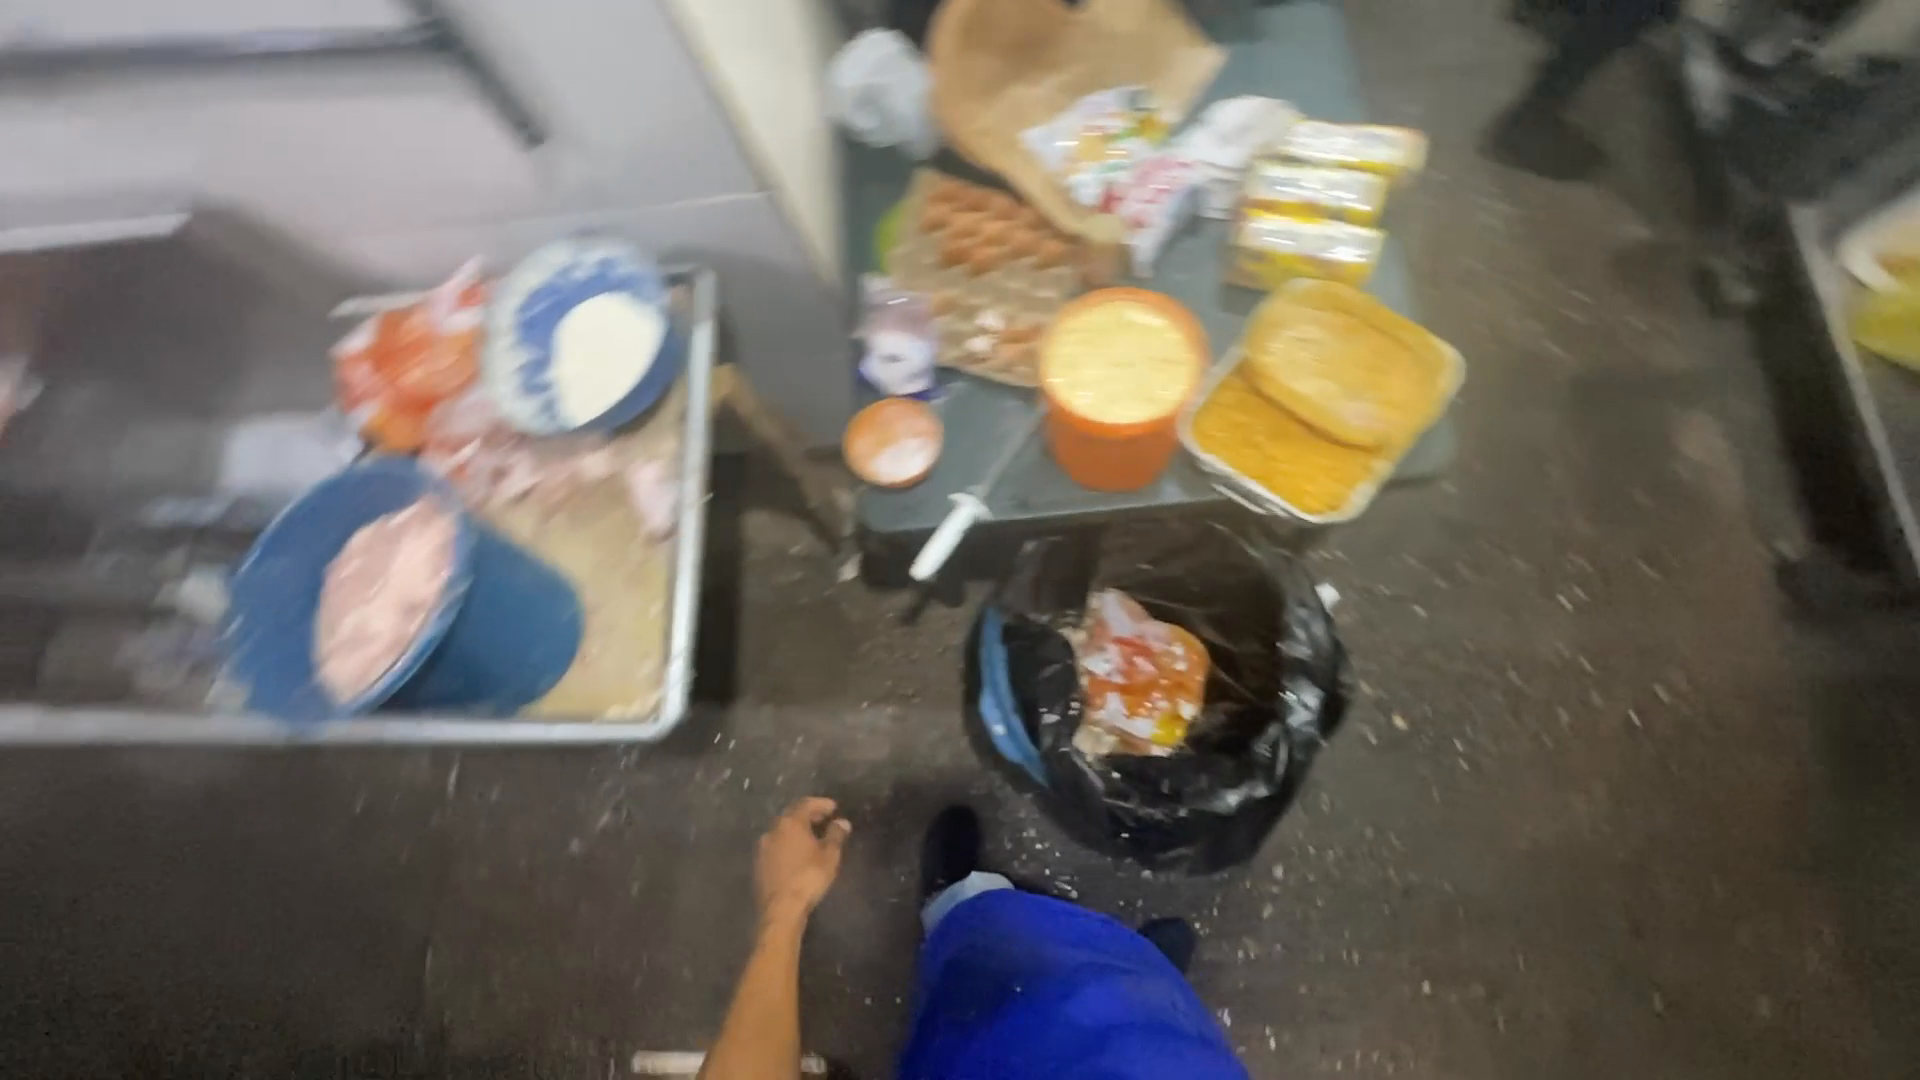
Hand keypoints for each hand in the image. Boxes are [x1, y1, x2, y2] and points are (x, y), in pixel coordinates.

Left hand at [756, 798, 850, 929]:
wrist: (780, 909)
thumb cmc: (808, 878)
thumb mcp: (829, 856)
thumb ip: (836, 835)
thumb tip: (841, 822)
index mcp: (791, 823)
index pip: (806, 804)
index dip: (821, 803)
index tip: (834, 807)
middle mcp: (773, 830)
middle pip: (791, 815)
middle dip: (808, 815)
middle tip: (823, 819)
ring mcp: (763, 847)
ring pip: (782, 830)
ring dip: (796, 829)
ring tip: (811, 836)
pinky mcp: (758, 864)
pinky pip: (776, 845)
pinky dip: (787, 843)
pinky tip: (796, 853)